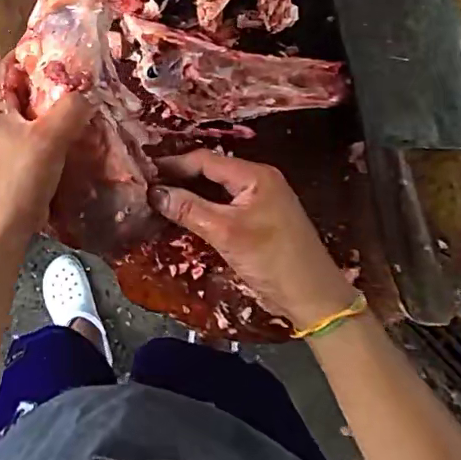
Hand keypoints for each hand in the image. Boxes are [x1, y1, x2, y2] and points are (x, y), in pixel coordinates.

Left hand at [0, 53, 91, 240]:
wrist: (7, 225)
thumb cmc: (20, 177)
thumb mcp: (48, 137)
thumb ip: (70, 109)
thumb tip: (90, 89)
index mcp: (2, 109)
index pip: (8, 67)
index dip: (26, 49)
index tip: (55, 40)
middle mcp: (6, 122)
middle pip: (27, 88)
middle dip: (51, 76)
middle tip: (81, 68)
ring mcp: (16, 143)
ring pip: (40, 113)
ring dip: (60, 104)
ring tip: (89, 96)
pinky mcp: (29, 162)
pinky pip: (48, 136)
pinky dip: (65, 129)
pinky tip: (86, 131)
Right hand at [149, 150, 356, 327]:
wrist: (315, 299)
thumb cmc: (273, 261)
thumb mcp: (225, 233)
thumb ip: (188, 209)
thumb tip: (153, 192)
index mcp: (255, 175)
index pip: (205, 160)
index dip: (173, 164)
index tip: (145, 172)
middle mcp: (259, 179)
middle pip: (210, 170)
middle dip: (179, 177)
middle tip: (147, 185)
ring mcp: (261, 198)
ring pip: (216, 187)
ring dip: (189, 192)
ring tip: (159, 197)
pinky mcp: (259, 217)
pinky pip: (224, 202)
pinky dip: (203, 205)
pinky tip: (183, 213)